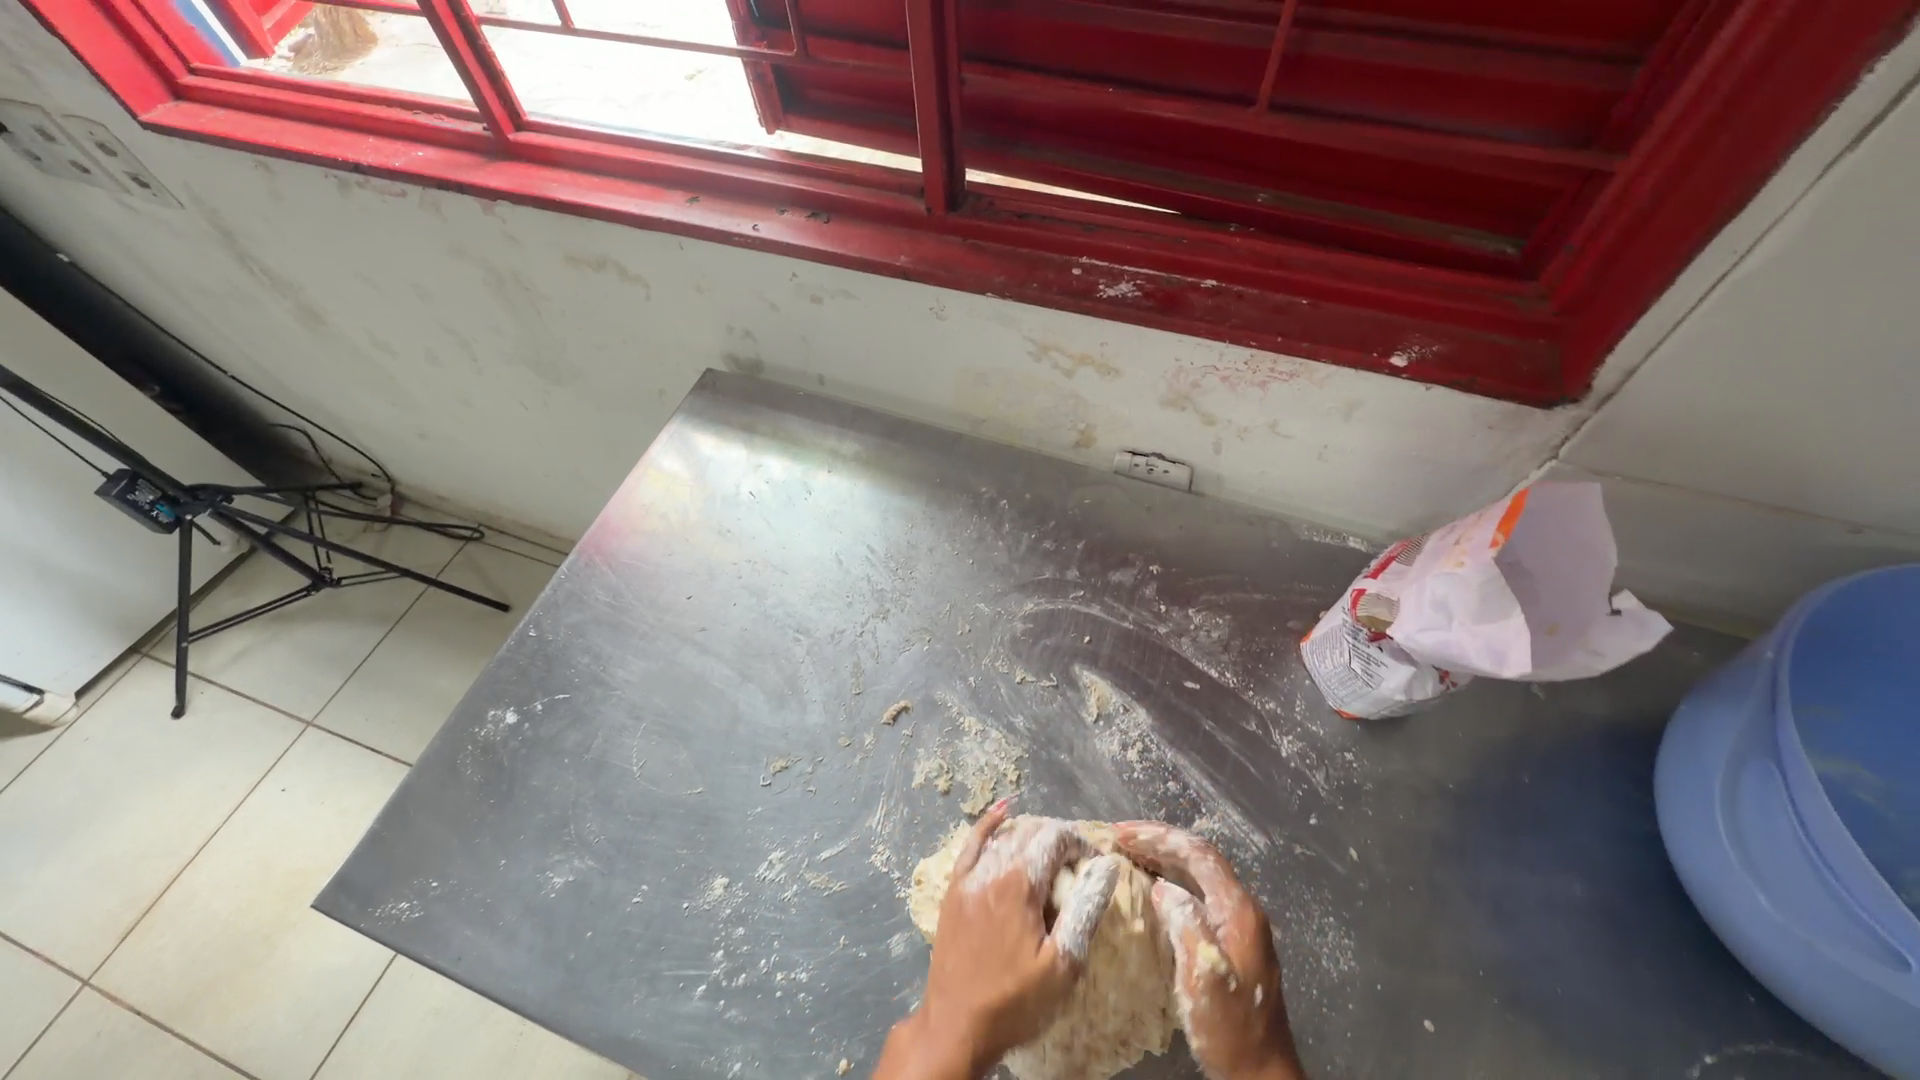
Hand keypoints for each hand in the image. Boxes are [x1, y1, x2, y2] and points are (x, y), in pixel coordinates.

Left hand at [875, 802, 1124, 1078]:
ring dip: (1031, 837)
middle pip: (1030, 834)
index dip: (1079, 844)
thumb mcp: (1062, 963)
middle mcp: (991, 870)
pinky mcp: (953, 891)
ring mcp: (968, 879)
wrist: (955, 1026)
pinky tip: (1002, 812)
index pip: (1054, 839)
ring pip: (1004, 838)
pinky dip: (987, 825)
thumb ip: (1085, 908)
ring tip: (1053, 855)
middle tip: (1079, 866)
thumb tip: (1106, 866)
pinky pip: (970, 846)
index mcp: (1020, 884)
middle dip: (1059, 840)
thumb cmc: (1015, 1001)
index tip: (1095, 866)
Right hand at [1113, 822, 1305, 1079]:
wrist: (1260, 1073)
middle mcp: (1241, 909)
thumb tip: (1163, 887)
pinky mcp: (1229, 940)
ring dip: (1162, 858)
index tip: (1121, 833)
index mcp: (1238, 910)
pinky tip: (1149, 886)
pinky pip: (1196, 893)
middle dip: (1158, 841)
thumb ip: (1186, 923)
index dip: (1159, 837)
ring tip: (1127, 852)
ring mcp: (1237, 925)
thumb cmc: (1231, 1028)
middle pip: (1198, 858)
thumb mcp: (1204, 975)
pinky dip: (1170, 880)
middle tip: (1118, 836)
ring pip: (1197, 874)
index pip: (1198, 854)